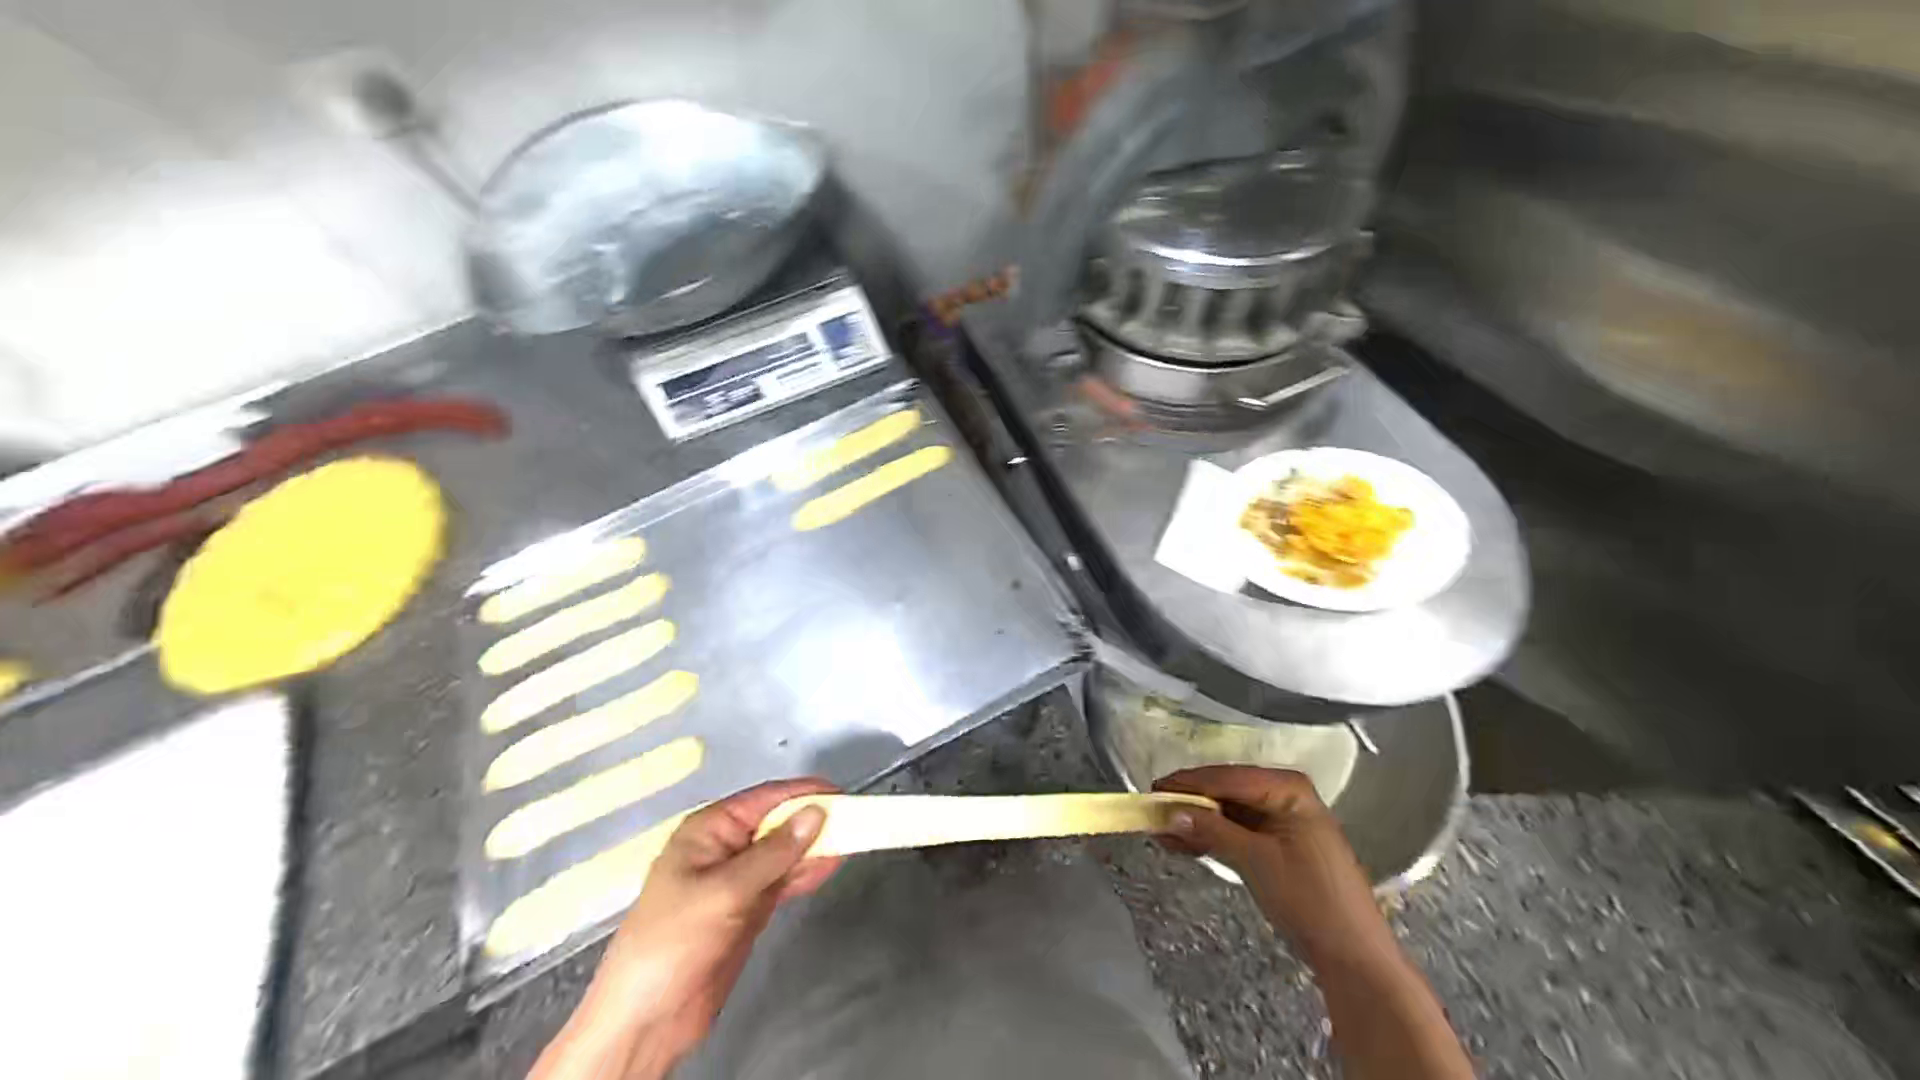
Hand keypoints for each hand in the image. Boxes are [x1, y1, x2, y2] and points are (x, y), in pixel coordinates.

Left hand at [530, 778, 842, 1079]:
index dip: (803, 793)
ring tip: (852, 840)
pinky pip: (784, 881)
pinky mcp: (747, 909)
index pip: (764, 800)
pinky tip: (831, 866)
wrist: (645, 1019)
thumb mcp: (725, 891)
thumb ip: (774, 852)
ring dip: (815, 847)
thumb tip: (816, 812)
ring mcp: (737, 880)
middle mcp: (725, 848)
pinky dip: (807, 873)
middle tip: (856, 819)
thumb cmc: (673, 940)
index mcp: (709, 830)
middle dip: (813, 820)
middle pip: (778, 824)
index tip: (842, 793)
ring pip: (785, 853)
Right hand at [1153, 765, 1389, 967]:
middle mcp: (1285, 795)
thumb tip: (1170, 812)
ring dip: (1196, 822)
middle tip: (1153, 812)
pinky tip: (1182, 845)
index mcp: (1287, 788)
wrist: (1353, 956)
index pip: (1226, 777)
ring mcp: (1283, 820)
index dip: (1187, 784)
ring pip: (1228, 812)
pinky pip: (1237, 831)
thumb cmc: (1309, 899)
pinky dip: (1212, 837)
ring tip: (1160, 832)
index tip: (1152, 790)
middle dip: (1189, 803)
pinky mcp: (1279, 844)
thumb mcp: (1255, 860)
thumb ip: (1212, 830)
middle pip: (1225, 791)